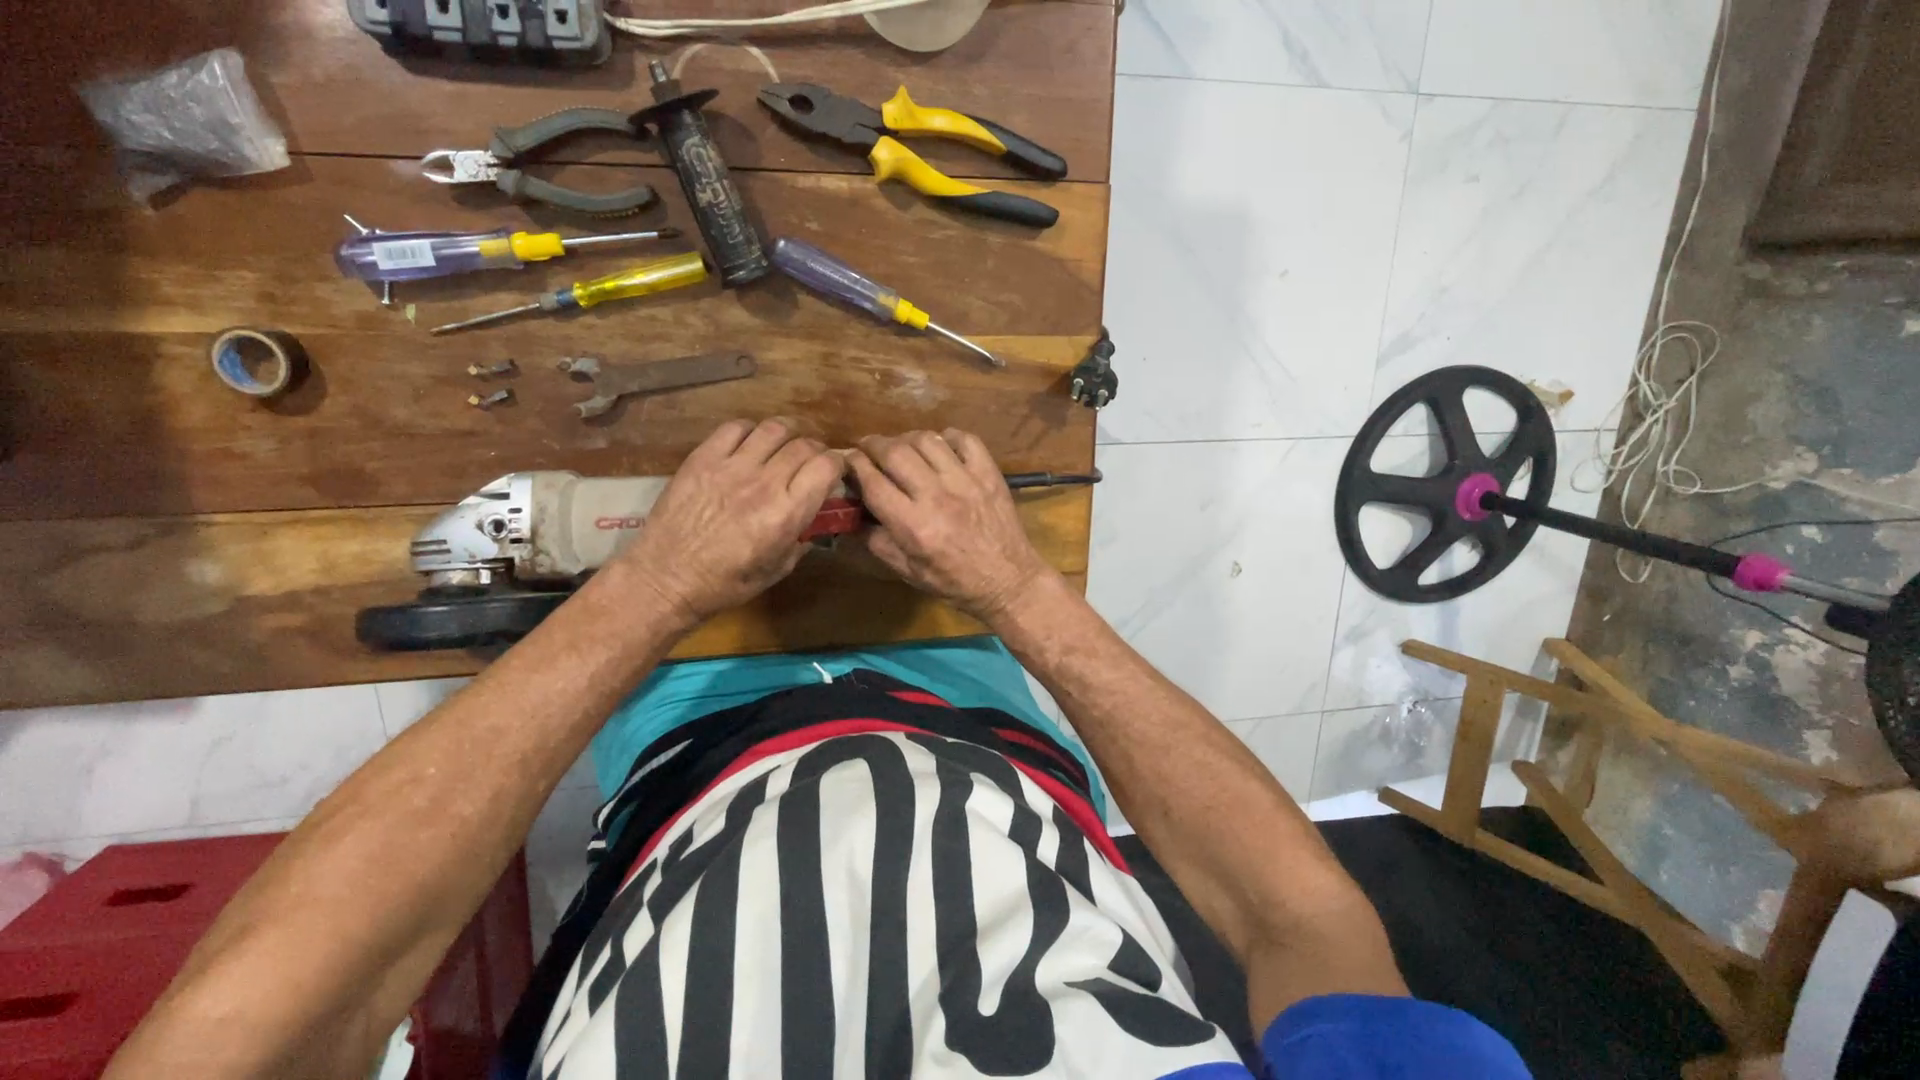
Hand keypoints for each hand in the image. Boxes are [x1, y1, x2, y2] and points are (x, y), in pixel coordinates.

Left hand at [612, 418, 841, 627]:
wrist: (666, 578)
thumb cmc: (726, 584)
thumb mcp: (778, 569)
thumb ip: (803, 537)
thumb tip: (818, 518)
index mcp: (786, 514)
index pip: (827, 466)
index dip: (836, 465)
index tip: (833, 474)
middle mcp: (764, 483)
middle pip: (804, 444)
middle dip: (815, 451)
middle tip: (809, 463)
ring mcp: (731, 466)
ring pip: (774, 428)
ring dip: (787, 435)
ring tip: (783, 447)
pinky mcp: (703, 458)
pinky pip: (736, 428)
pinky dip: (750, 432)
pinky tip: (749, 446)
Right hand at [847, 429, 1053, 621]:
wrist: (1007, 581)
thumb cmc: (953, 582)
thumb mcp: (908, 571)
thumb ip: (877, 542)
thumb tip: (851, 516)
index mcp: (913, 525)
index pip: (873, 482)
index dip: (854, 465)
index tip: (846, 459)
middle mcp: (937, 496)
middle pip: (895, 452)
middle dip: (873, 444)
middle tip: (866, 446)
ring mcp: (966, 481)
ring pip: (927, 440)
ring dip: (907, 438)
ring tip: (901, 446)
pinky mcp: (989, 473)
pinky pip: (964, 439)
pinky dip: (947, 437)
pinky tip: (939, 447)